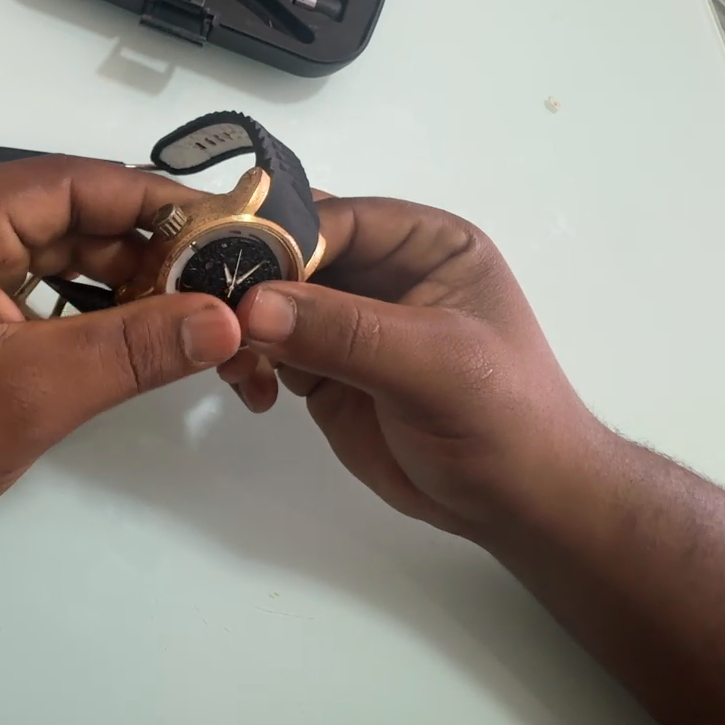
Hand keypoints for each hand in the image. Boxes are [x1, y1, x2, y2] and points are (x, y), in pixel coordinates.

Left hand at [0, 156, 242, 584]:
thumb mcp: (32, 394)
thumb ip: (133, 350)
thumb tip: (227, 319)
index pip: (66, 181)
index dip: (147, 199)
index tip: (218, 227)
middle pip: (57, 212)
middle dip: (133, 244)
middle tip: (207, 280)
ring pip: (41, 251)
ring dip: (105, 277)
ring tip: (174, 309)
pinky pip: (19, 286)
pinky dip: (70, 304)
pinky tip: (115, 331)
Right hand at [219, 198, 609, 538]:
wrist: (513, 505)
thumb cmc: (500, 420)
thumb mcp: (434, 366)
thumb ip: (345, 331)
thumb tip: (251, 307)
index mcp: (421, 244)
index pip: (335, 218)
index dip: (281, 239)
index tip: (231, 273)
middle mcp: (377, 271)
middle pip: (291, 253)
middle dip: (249, 281)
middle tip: (211, 315)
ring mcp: (344, 319)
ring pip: (269, 299)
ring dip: (241, 327)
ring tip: (234, 365)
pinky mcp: (320, 363)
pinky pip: (266, 346)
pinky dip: (247, 362)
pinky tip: (250, 390)